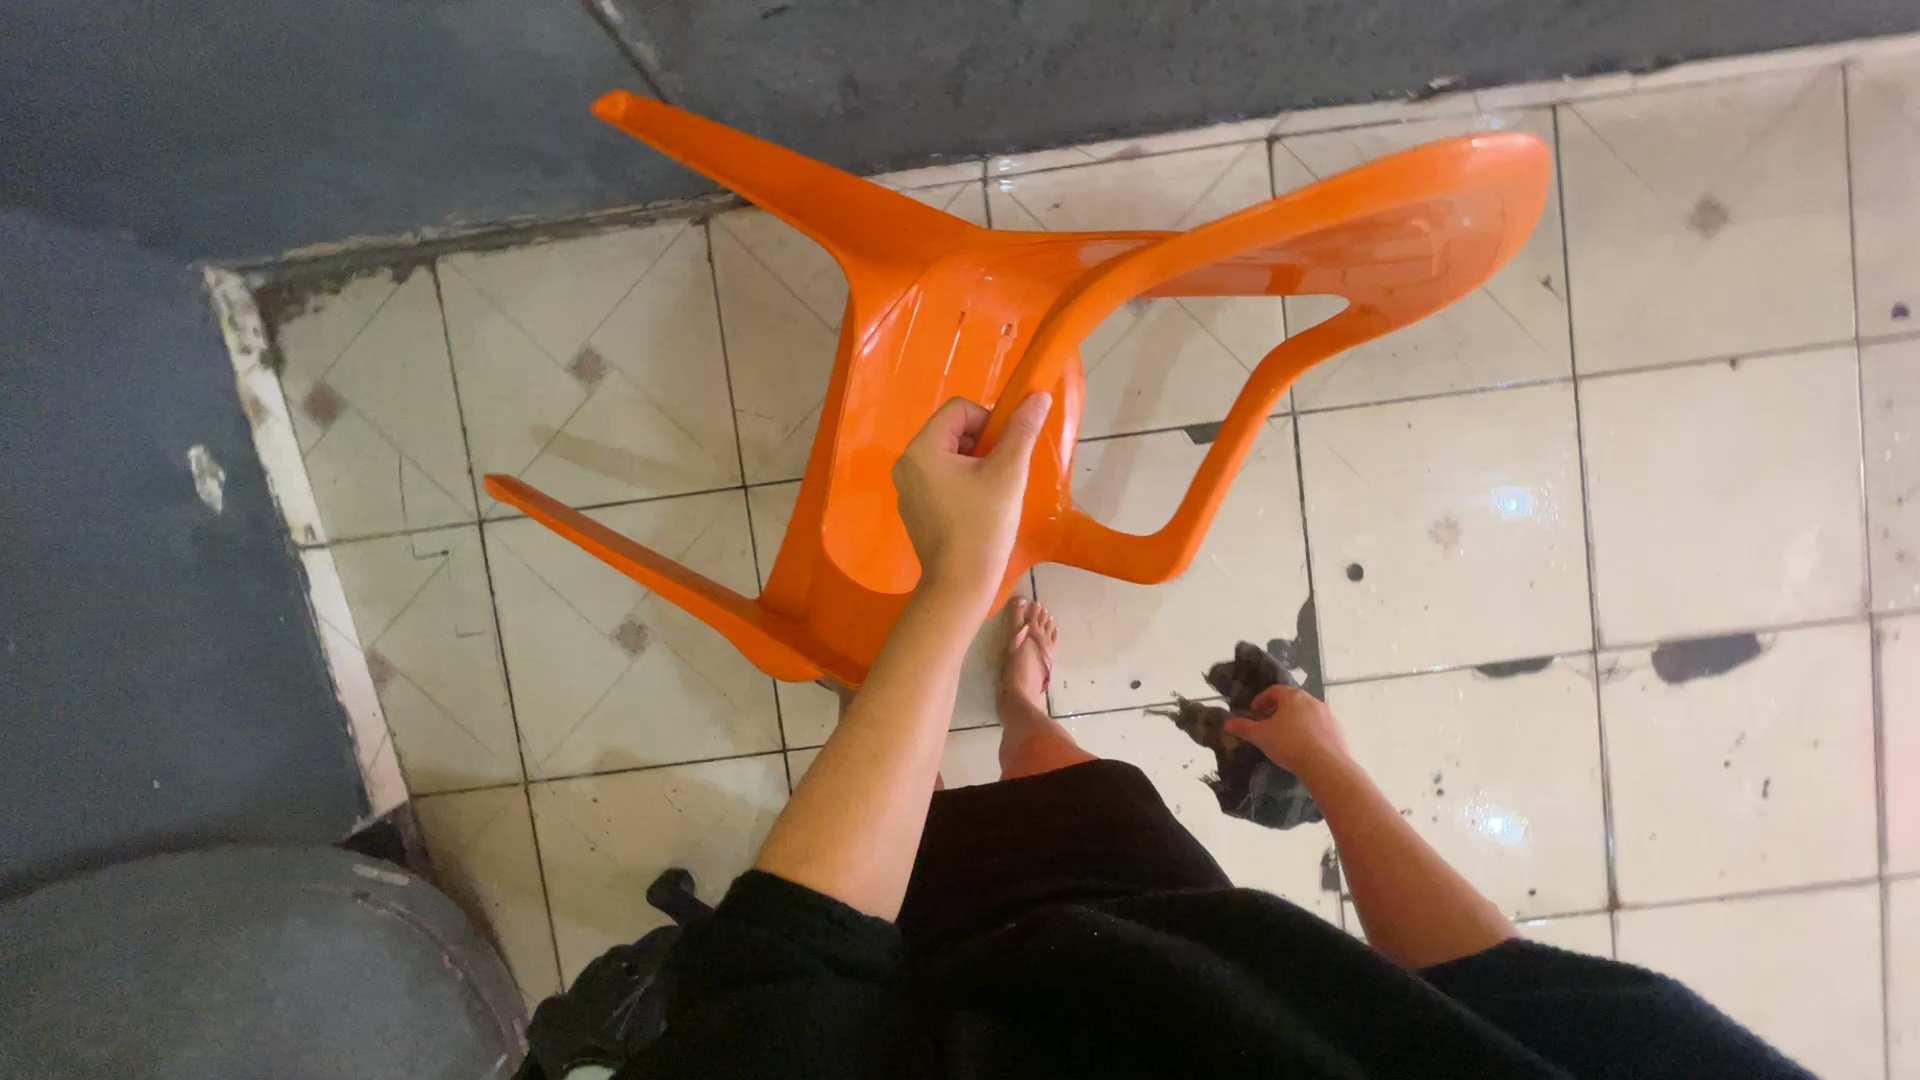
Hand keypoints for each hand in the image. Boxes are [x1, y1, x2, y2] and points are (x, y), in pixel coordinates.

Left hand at [893, 392, 1051, 592]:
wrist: (960, 585)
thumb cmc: (983, 527)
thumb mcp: (1008, 473)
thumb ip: (1022, 430)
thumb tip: (1038, 395)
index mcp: (922, 449)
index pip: (960, 409)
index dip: (989, 421)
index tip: (1005, 451)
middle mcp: (906, 464)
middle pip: (952, 431)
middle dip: (982, 444)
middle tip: (1001, 474)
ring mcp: (906, 489)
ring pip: (948, 457)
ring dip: (974, 465)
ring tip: (992, 494)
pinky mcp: (913, 510)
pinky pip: (940, 481)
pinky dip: (961, 485)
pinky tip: (977, 511)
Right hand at [1225, 685, 1349, 774]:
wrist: (1325, 766)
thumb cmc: (1289, 744)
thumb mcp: (1260, 736)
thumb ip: (1244, 728)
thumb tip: (1228, 723)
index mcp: (1293, 697)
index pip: (1274, 691)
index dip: (1262, 699)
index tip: (1255, 711)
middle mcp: (1312, 701)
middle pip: (1292, 700)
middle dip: (1279, 710)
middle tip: (1268, 723)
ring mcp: (1328, 715)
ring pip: (1307, 713)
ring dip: (1296, 720)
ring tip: (1286, 736)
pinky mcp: (1339, 731)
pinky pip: (1320, 726)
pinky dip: (1310, 731)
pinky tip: (1304, 746)